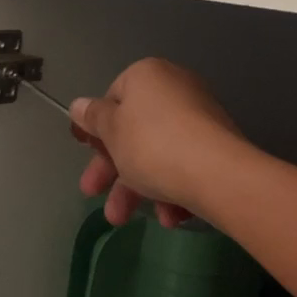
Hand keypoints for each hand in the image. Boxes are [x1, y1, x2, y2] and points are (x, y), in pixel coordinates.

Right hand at [70, 58, 255, 228]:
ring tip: (123, 220)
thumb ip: (93, 118)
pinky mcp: (218, 144)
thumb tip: (78, 105)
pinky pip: (184, 164)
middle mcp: (175, 88)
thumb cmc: (152, 146)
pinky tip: (169, 216)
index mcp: (147, 76)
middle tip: (93, 193)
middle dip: (112, 168)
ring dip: (138, 188)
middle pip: (133, 130)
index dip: (98, 130)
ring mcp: (200, 116)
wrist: (218, 173)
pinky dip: (172, 188)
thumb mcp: (111, 132)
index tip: (88, 154)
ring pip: (158, 153)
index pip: (113, 98)